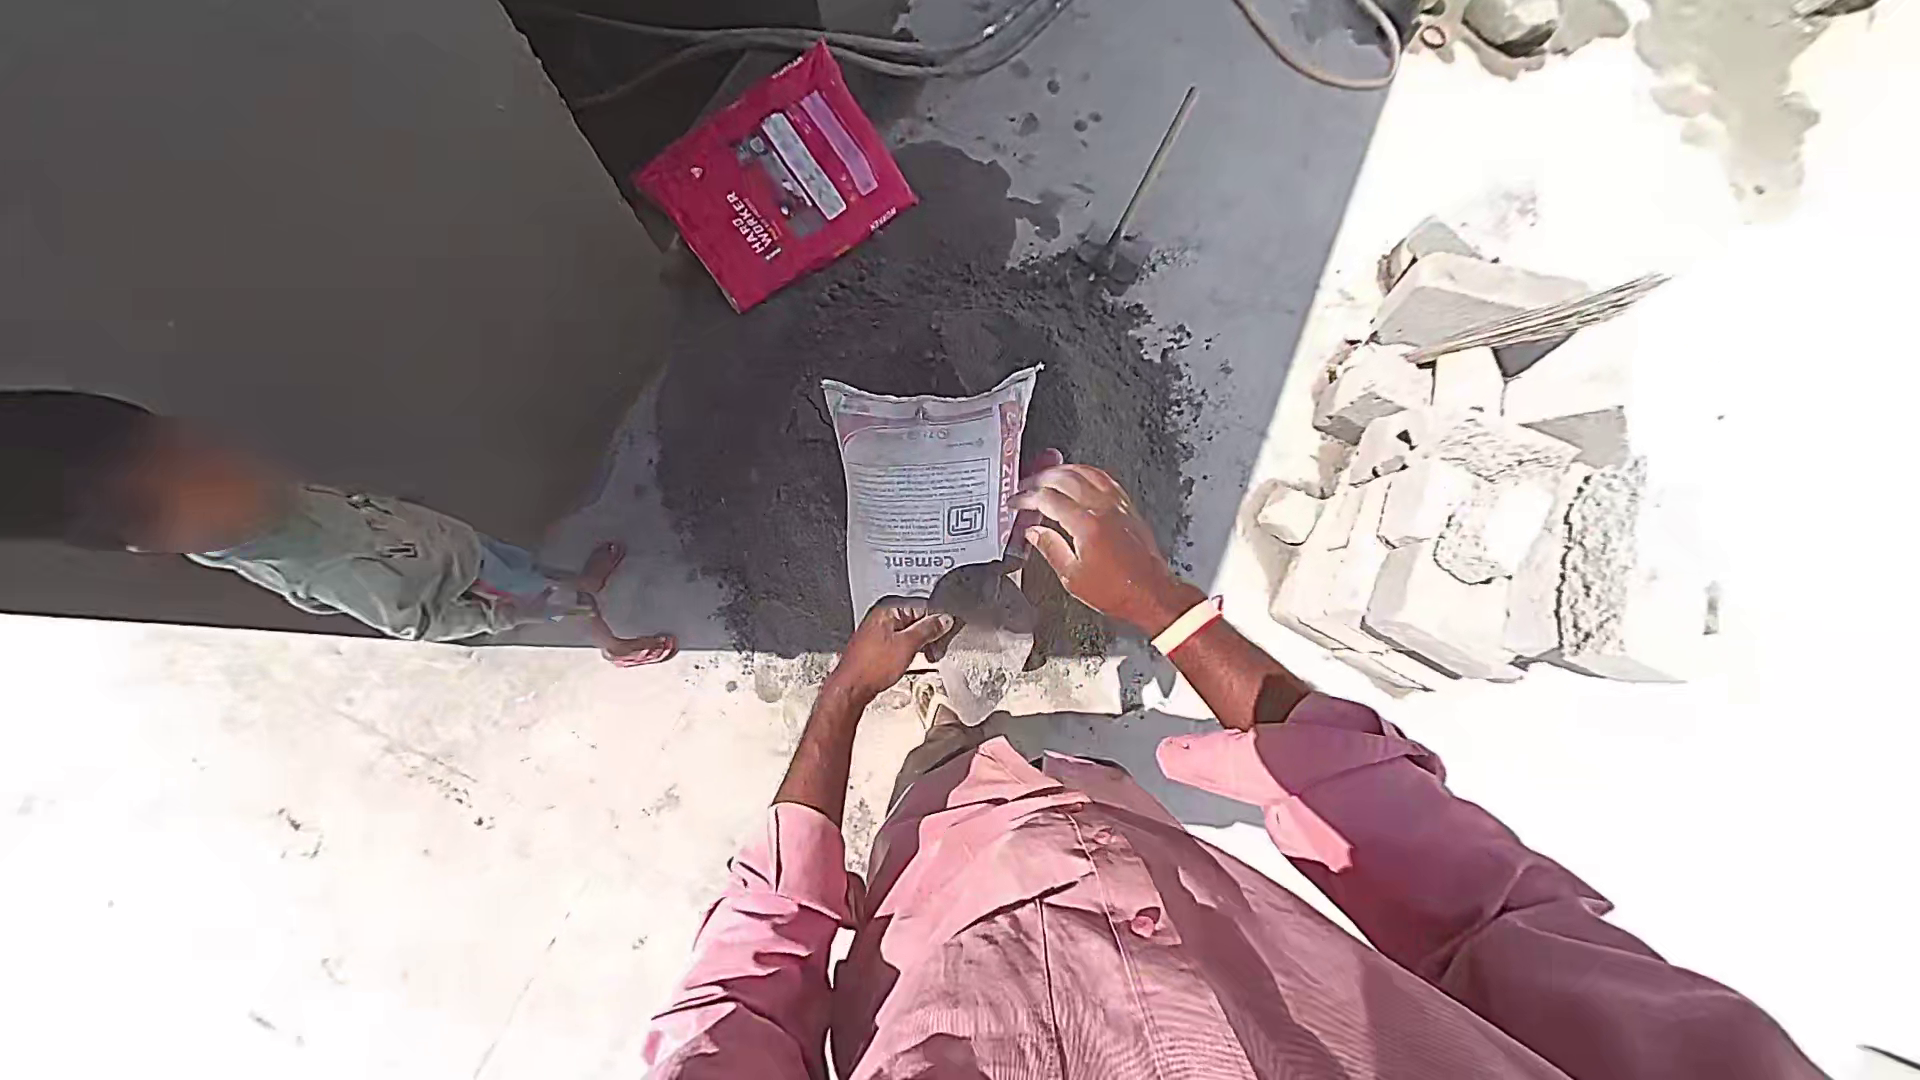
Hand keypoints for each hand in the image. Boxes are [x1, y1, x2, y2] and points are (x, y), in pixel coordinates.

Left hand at [824, 598, 953, 703]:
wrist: (851, 689)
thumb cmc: (871, 667)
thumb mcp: (908, 645)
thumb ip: (928, 629)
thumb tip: (943, 620)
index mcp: (888, 610)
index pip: (923, 606)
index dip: (937, 622)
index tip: (946, 634)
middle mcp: (881, 618)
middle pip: (916, 619)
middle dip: (930, 635)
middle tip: (936, 650)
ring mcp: (878, 632)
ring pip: (909, 633)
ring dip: (921, 645)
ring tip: (927, 657)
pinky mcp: (877, 647)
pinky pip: (900, 643)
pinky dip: (910, 651)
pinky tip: (911, 661)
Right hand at [1011, 463, 1204, 636]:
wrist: (1150, 593)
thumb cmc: (1116, 590)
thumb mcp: (1072, 576)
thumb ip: (1050, 548)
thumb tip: (1033, 532)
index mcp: (1085, 524)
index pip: (1047, 499)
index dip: (1026, 498)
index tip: (1016, 502)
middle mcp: (1102, 508)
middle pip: (1064, 478)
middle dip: (1039, 479)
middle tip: (1026, 487)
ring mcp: (1117, 505)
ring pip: (1085, 472)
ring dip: (1062, 471)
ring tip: (1047, 477)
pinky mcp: (1127, 507)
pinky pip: (1104, 478)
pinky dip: (1086, 472)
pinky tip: (1079, 477)